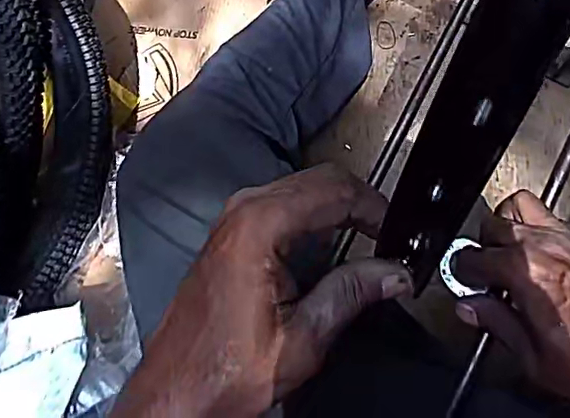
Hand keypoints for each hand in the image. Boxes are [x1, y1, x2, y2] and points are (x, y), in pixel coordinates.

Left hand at [114, 164, 411, 416]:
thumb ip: (349, 295)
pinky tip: (336, 235)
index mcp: (260, 224)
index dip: (373, 205)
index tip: (396, 230)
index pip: (333, 191)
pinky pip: (288, 197)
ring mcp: (238, 212)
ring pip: (306, 183)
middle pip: (321, 178)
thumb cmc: (223, 372)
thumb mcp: (300, 341)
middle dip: (361, 199)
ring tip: (371, 234)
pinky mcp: (236, 224)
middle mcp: (246, 206)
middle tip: (389, 233)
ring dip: (342, 202)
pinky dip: (319, 209)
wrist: (173, 391)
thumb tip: (394, 272)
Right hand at [455, 190, 569, 417]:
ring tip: (508, 249)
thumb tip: (470, 307)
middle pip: (495, 222)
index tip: (462, 279)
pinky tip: (542, 257)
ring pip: (523, 205)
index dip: (462, 268)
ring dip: (509, 222)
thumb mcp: (536, 360)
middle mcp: (545, 244)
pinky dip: (539, 228)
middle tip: (483, 268)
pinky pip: (553, 217)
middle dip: (483, 243)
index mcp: (524, 270)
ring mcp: (569, 238)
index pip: (475, 256)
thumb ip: (498, 323)